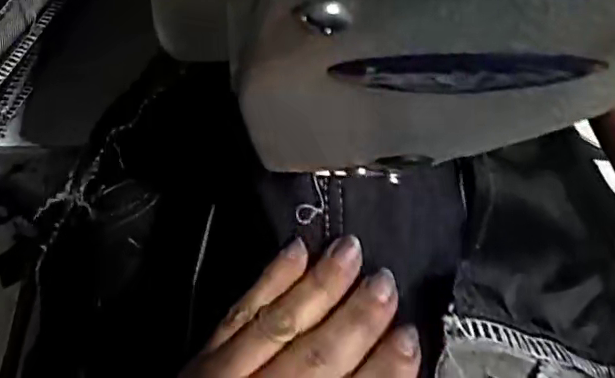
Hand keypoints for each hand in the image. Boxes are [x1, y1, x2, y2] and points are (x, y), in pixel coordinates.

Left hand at [181, 235, 420, 376]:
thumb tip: (385, 376)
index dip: (383, 372)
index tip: (410, 338)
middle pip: (316, 360)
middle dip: (355, 321)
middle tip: (386, 281)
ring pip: (280, 324)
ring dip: (319, 286)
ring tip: (350, 248)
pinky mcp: (203, 357)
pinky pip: (241, 311)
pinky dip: (271, 277)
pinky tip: (295, 249)